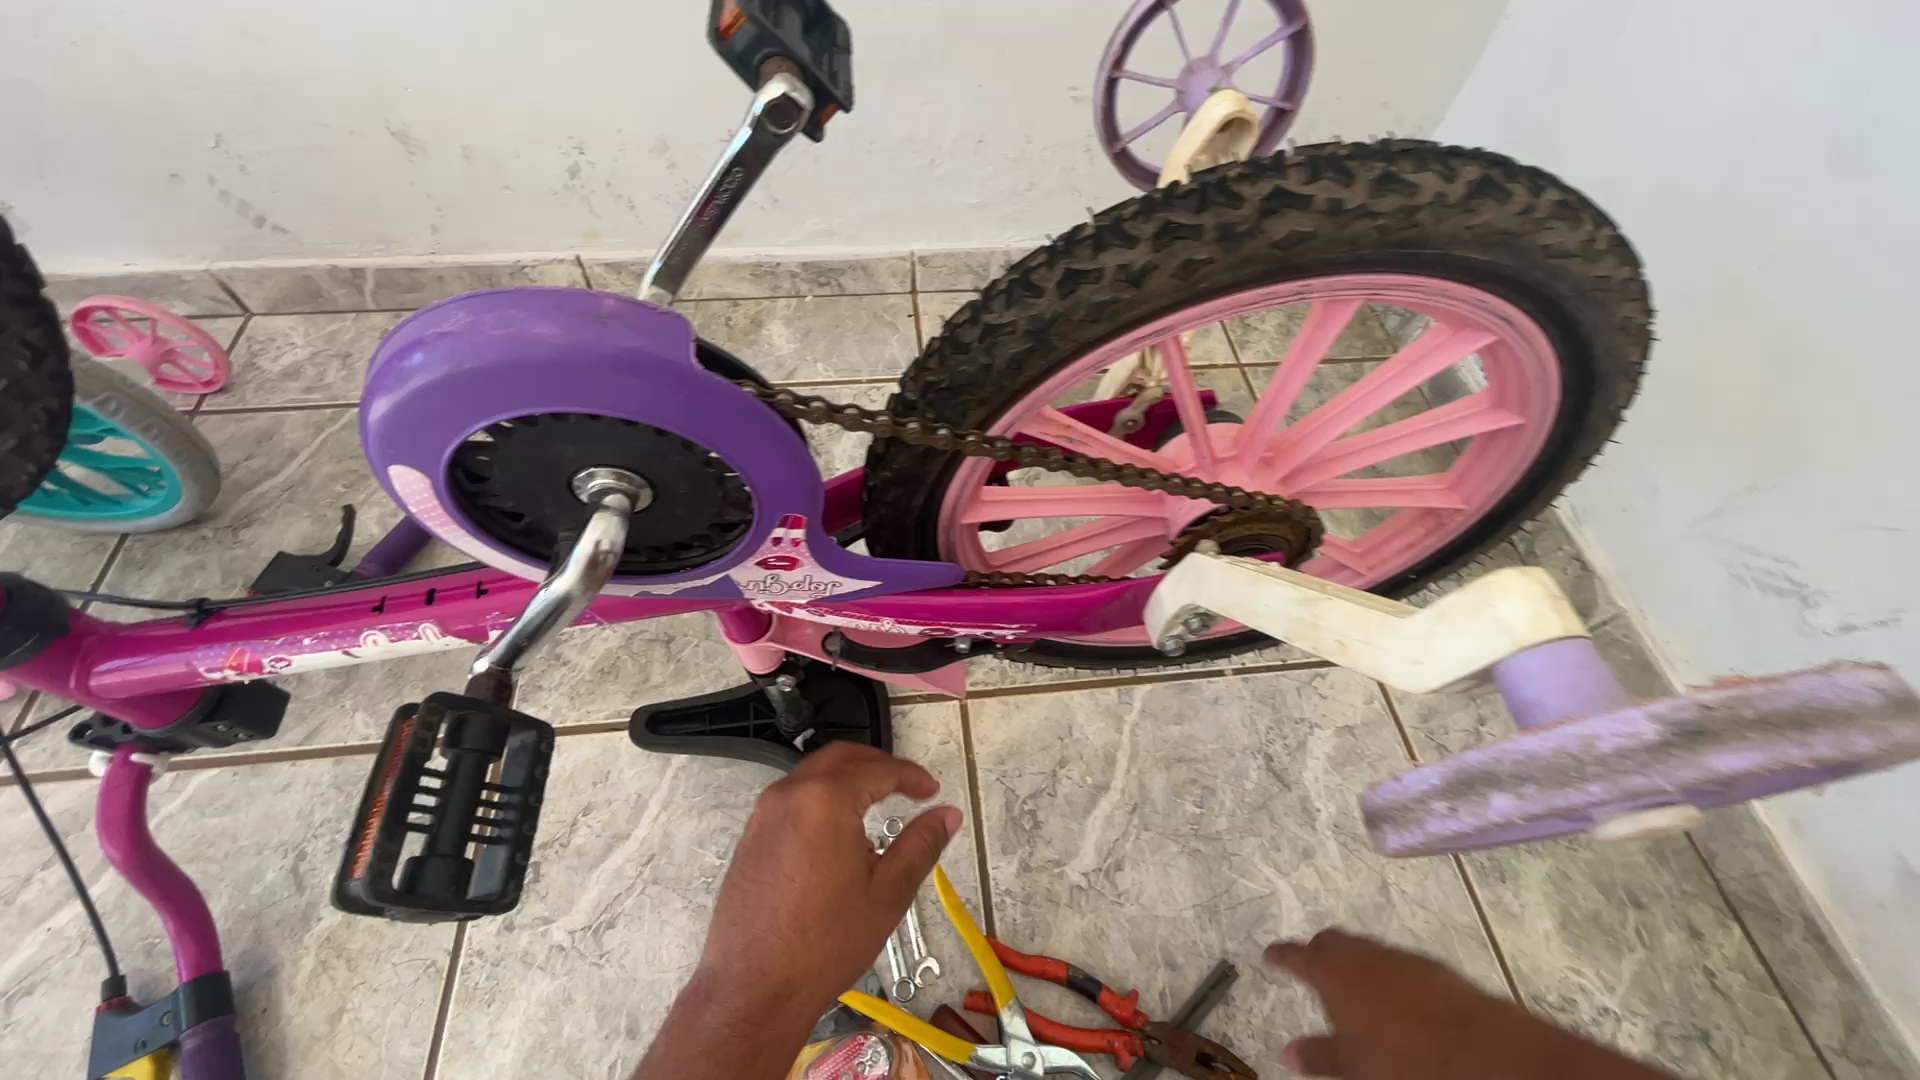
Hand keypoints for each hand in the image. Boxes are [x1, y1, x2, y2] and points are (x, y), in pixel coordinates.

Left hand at [636, 744, 961, 1079]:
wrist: (752, 988)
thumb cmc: (826, 941)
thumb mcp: (887, 892)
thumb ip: (921, 844)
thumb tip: (947, 814)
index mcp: (827, 799)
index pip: (878, 770)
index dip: (911, 776)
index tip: (931, 790)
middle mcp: (791, 793)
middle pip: (841, 757)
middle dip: (878, 765)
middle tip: (907, 785)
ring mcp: (764, 813)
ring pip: (813, 774)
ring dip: (847, 777)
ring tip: (876, 802)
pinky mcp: (750, 836)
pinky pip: (792, 798)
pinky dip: (821, 797)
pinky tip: (837, 831)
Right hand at [1264, 929, 1676, 1079]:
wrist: (1484, 1054)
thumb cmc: (1405, 1064)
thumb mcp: (1354, 1068)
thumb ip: (1320, 1056)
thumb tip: (1288, 1052)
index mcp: (1333, 973)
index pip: (1297, 955)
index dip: (1281, 955)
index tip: (1270, 956)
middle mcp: (1362, 955)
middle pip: (1332, 942)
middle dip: (1318, 951)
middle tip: (1311, 966)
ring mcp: (1400, 958)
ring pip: (1366, 950)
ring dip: (1354, 961)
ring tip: (1354, 986)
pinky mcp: (1434, 969)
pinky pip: (1396, 962)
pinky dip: (1386, 973)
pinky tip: (1396, 999)